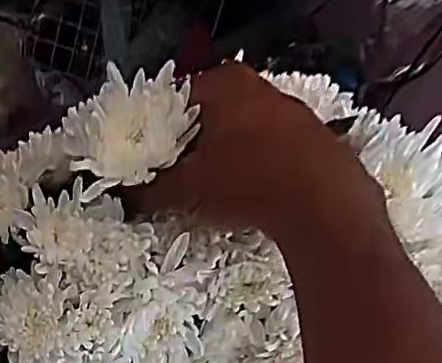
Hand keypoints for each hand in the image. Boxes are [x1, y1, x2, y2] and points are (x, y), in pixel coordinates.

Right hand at [135, 63, 390, 244]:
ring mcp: (279, 109)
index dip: (148, 135)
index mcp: (220, 82)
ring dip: (207, 162)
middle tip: (162, 182)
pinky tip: (232, 196)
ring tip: (195, 194)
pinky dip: (237, 169)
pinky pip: (253, 150)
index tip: (138, 162)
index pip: (167, 102)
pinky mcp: (297, 136)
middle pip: (198, 118)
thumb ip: (147, 190)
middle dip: (178, 150)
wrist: (318, 200)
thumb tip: (123, 195)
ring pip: (226, 135)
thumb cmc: (246, 181)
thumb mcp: (185, 189)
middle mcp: (251, 85)